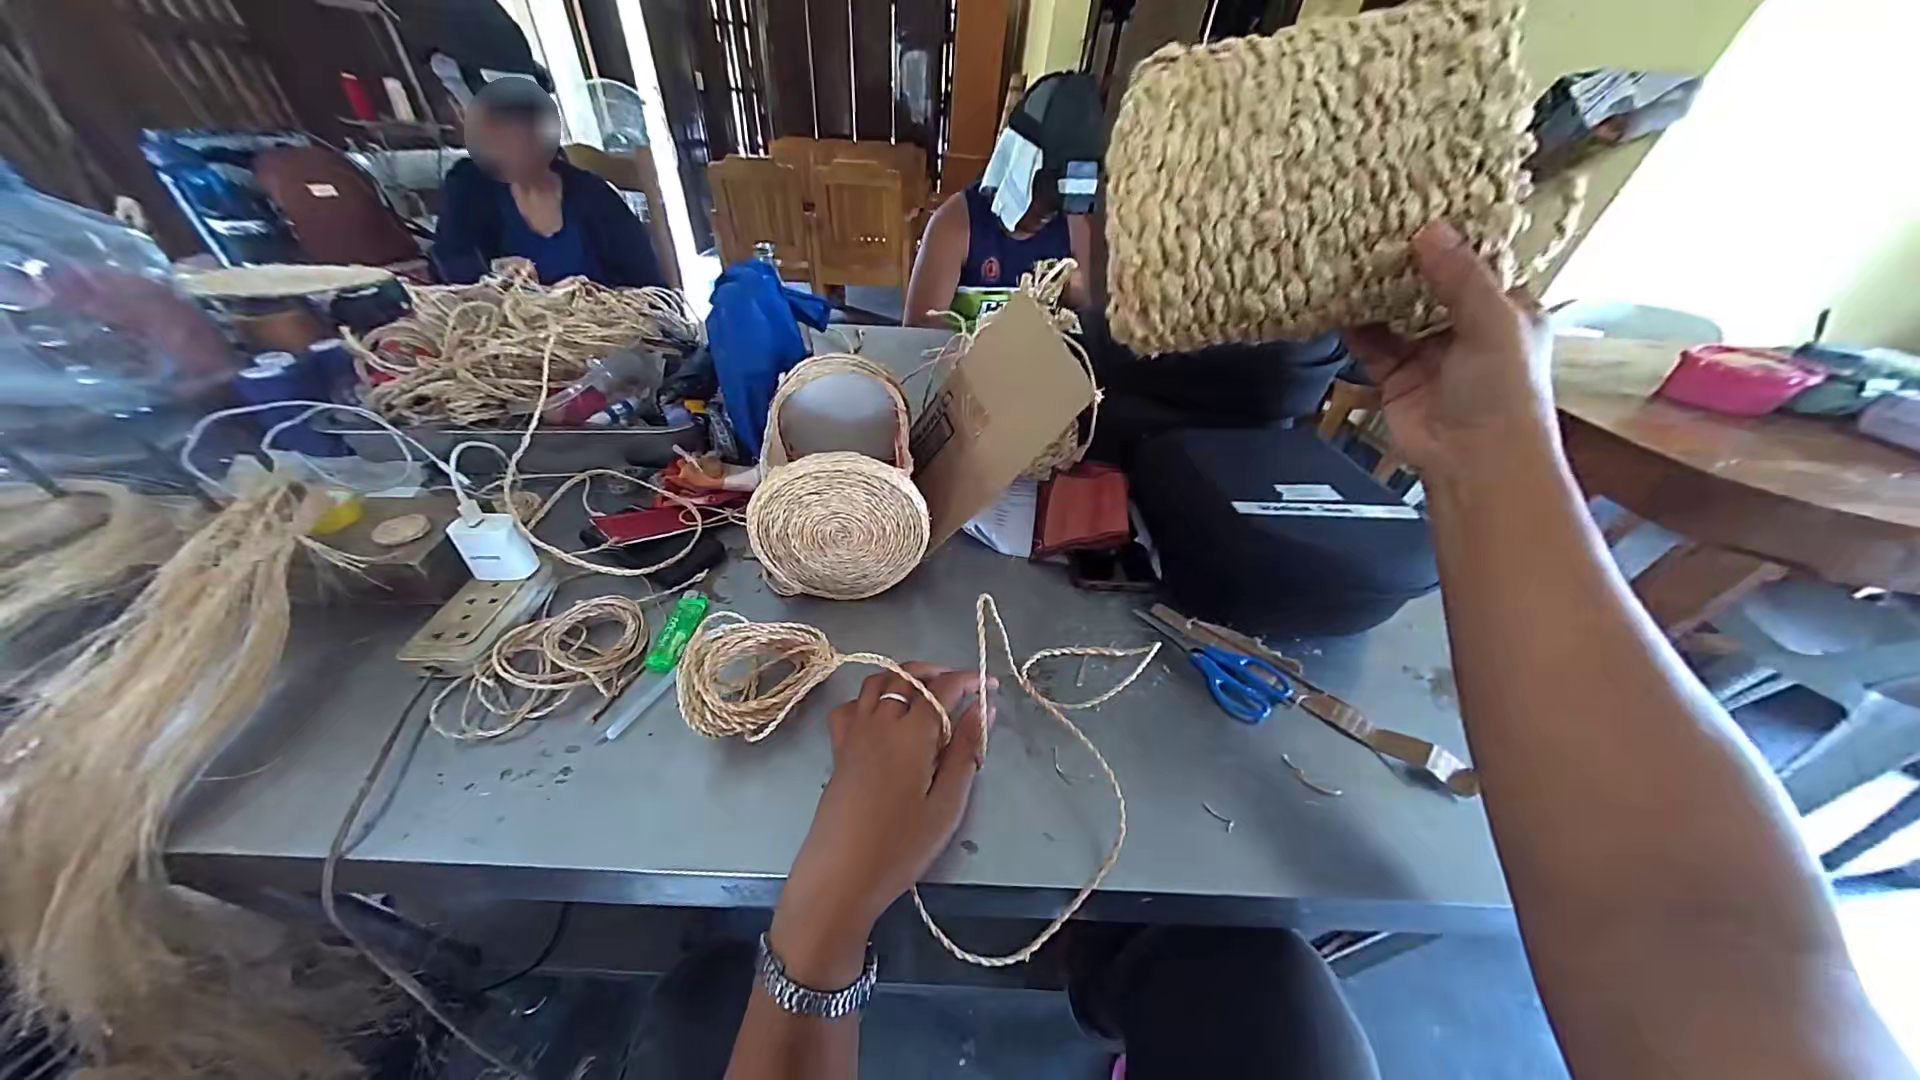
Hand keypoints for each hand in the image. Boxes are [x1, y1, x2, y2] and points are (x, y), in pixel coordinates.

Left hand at [769, 664, 995, 985]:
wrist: (840, 876)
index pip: (943, 688)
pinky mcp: (839, 748)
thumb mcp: (946, 805)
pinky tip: (882, 715)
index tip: (989, 685)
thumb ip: (965, 751)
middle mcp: (879, 722)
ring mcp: (854, 733)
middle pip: (906, 675)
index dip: (969, 680)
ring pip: (877, 681)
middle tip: (961, 684)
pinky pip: (851, 706)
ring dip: (903, 676)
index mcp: (911, 734)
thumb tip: (983, 710)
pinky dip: (869, 697)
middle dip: (936, 671)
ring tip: (925, 691)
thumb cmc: (900, 846)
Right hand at [1346, 222, 1557, 479]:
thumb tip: (1428, 230)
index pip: (1476, 262)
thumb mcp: (1491, 323)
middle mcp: (1465, 326)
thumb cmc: (1502, 391)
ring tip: (1350, 260)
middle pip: (1429, 285)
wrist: (1471, 457)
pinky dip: (1355, 327)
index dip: (1450, 238)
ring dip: (1376, 293)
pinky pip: (1371, 344)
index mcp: (1505, 308)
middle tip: (1373, 230)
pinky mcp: (1394, 375)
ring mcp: (1427, 352)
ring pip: (1395, 313)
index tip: (1418, 209)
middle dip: (1405, 263)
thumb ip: (1459, 278)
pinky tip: (1338, 303)